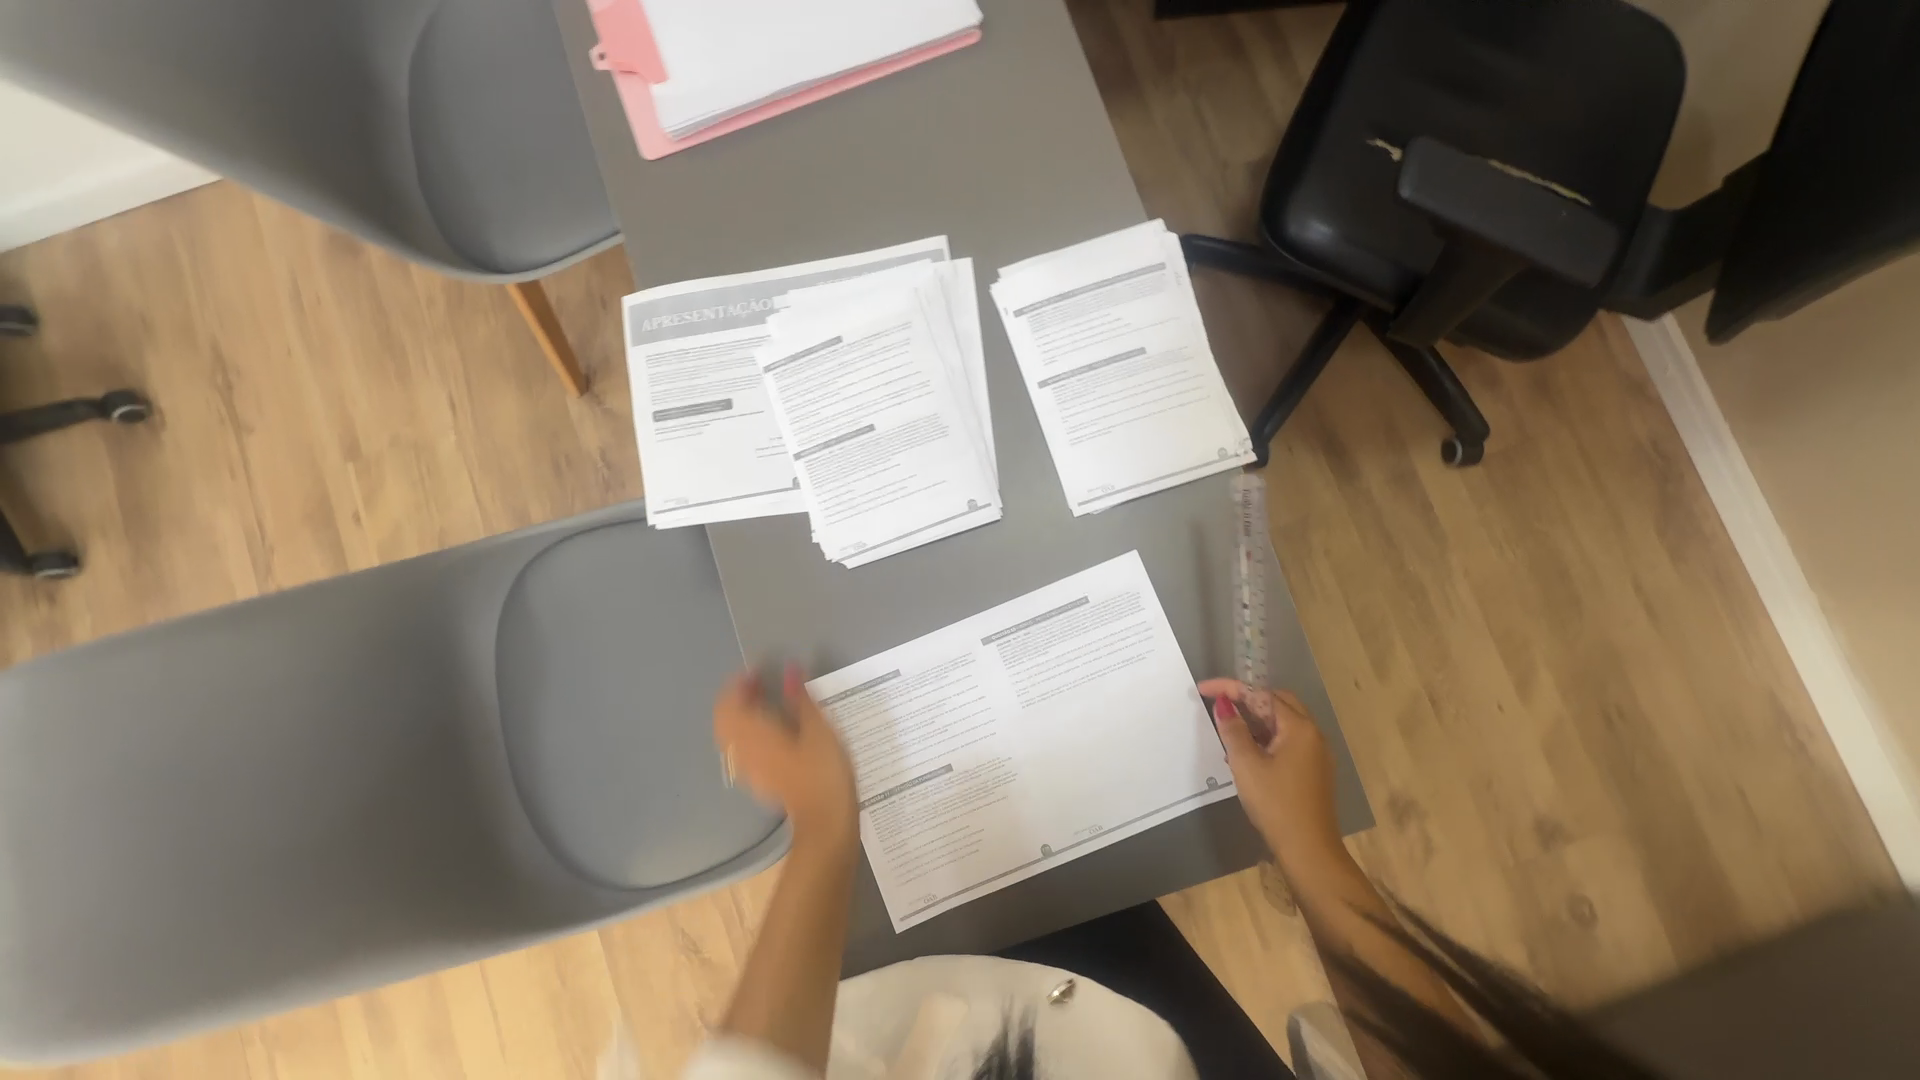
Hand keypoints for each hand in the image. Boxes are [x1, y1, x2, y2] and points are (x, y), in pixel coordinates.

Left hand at [714, 665, 858, 850]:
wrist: (825, 818)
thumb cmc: (823, 770)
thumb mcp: (818, 728)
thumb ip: (800, 698)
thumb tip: (790, 670)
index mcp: (753, 734)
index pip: (731, 702)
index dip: (739, 683)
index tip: (758, 671)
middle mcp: (742, 749)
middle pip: (724, 717)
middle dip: (737, 697)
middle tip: (759, 683)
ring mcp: (746, 766)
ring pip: (729, 733)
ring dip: (740, 713)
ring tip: (764, 702)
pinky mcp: (755, 777)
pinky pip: (739, 747)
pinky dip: (746, 730)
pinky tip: (769, 728)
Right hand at [1197, 679, 1344, 869]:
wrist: (1309, 849)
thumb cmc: (1275, 803)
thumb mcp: (1246, 764)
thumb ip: (1233, 730)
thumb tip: (1223, 704)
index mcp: (1299, 728)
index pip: (1262, 694)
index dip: (1231, 688)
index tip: (1203, 689)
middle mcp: (1313, 734)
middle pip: (1277, 703)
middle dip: (1247, 699)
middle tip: (1219, 705)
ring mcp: (1316, 753)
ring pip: (1283, 722)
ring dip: (1256, 719)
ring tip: (1228, 729)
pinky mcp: (1313, 770)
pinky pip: (1287, 741)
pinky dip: (1265, 737)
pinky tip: (1246, 753)